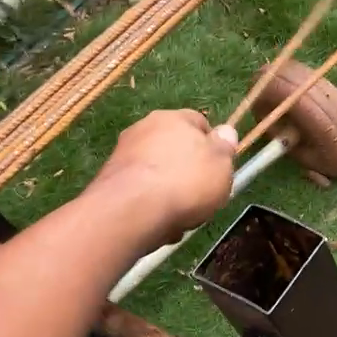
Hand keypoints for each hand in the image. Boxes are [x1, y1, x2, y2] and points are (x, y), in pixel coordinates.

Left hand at [88, 110, 237, 249]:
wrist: (132, 209)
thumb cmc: (187, 182)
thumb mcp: (221, 165)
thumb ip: (225, 146)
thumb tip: (226, 131)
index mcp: (175, 118)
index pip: (200, 122)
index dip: (213, 144)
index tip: (219, 166)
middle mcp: (144, 127)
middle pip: (175, 145)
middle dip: (187, 166)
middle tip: (202, 190)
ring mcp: (124, 152)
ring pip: (157, 168)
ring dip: (168, 184)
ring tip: (181, 210)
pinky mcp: (110, 177)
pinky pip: (140, 186)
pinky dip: (150, 198)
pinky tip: (159, 217)